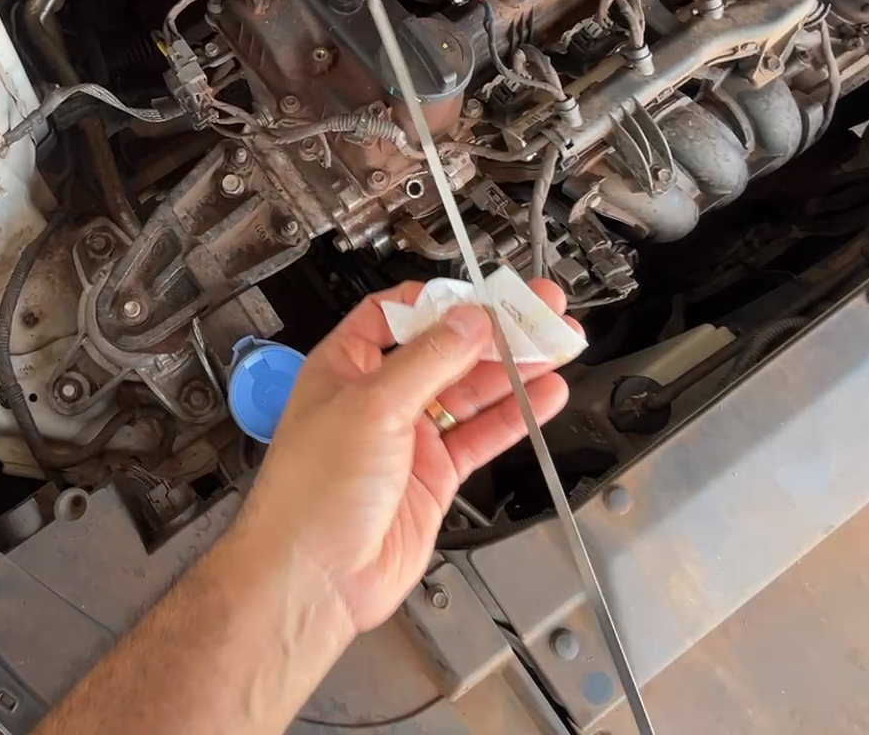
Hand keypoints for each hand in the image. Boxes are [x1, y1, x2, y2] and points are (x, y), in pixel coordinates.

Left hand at [235, 280, 574, 633]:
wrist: (316, 574)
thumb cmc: (311, 489)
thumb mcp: (370, 407)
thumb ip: (426, 361)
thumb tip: (466, 320)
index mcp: (345, 365)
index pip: (397, 314)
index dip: (441, 301)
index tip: (484, 294)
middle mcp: (377, 395)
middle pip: (443, 350)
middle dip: (492, 332)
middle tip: (539, 313)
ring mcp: (407, 435)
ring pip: (468, 391)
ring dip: (512, 370)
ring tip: (557, 346)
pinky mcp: (433, 474)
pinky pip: (479, 436)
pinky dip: (513, 417)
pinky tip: (543, 396)